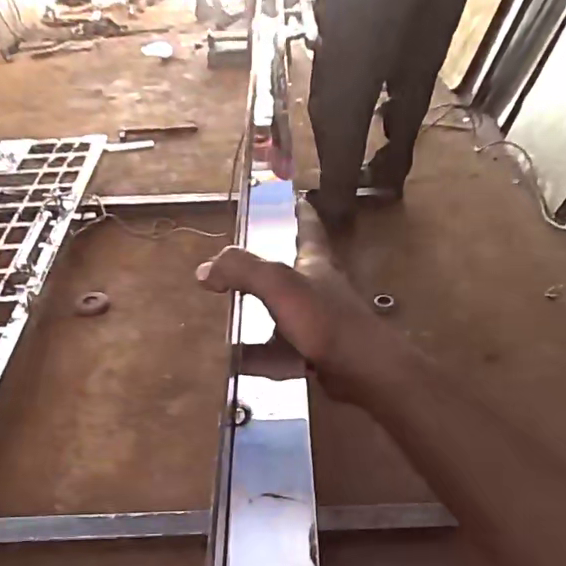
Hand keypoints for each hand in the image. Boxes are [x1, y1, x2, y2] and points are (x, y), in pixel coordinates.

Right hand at [194, 200, 413, 401]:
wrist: (361, 370)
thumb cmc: (325, 319)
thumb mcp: (279, 284)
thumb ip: (242, 270)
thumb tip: (205, 271)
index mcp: (316, 262)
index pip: (308, 226)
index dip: (300, 210)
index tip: (293, 196)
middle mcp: (320, 288)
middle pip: (293, 269)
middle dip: (270, 264)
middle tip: (240, 263)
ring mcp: (319, 323)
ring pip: (284, 313)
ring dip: (261, 313)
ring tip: (230, 313)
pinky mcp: (316, 353)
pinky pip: (281, 351)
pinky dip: (260, 356)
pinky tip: (238, 361)